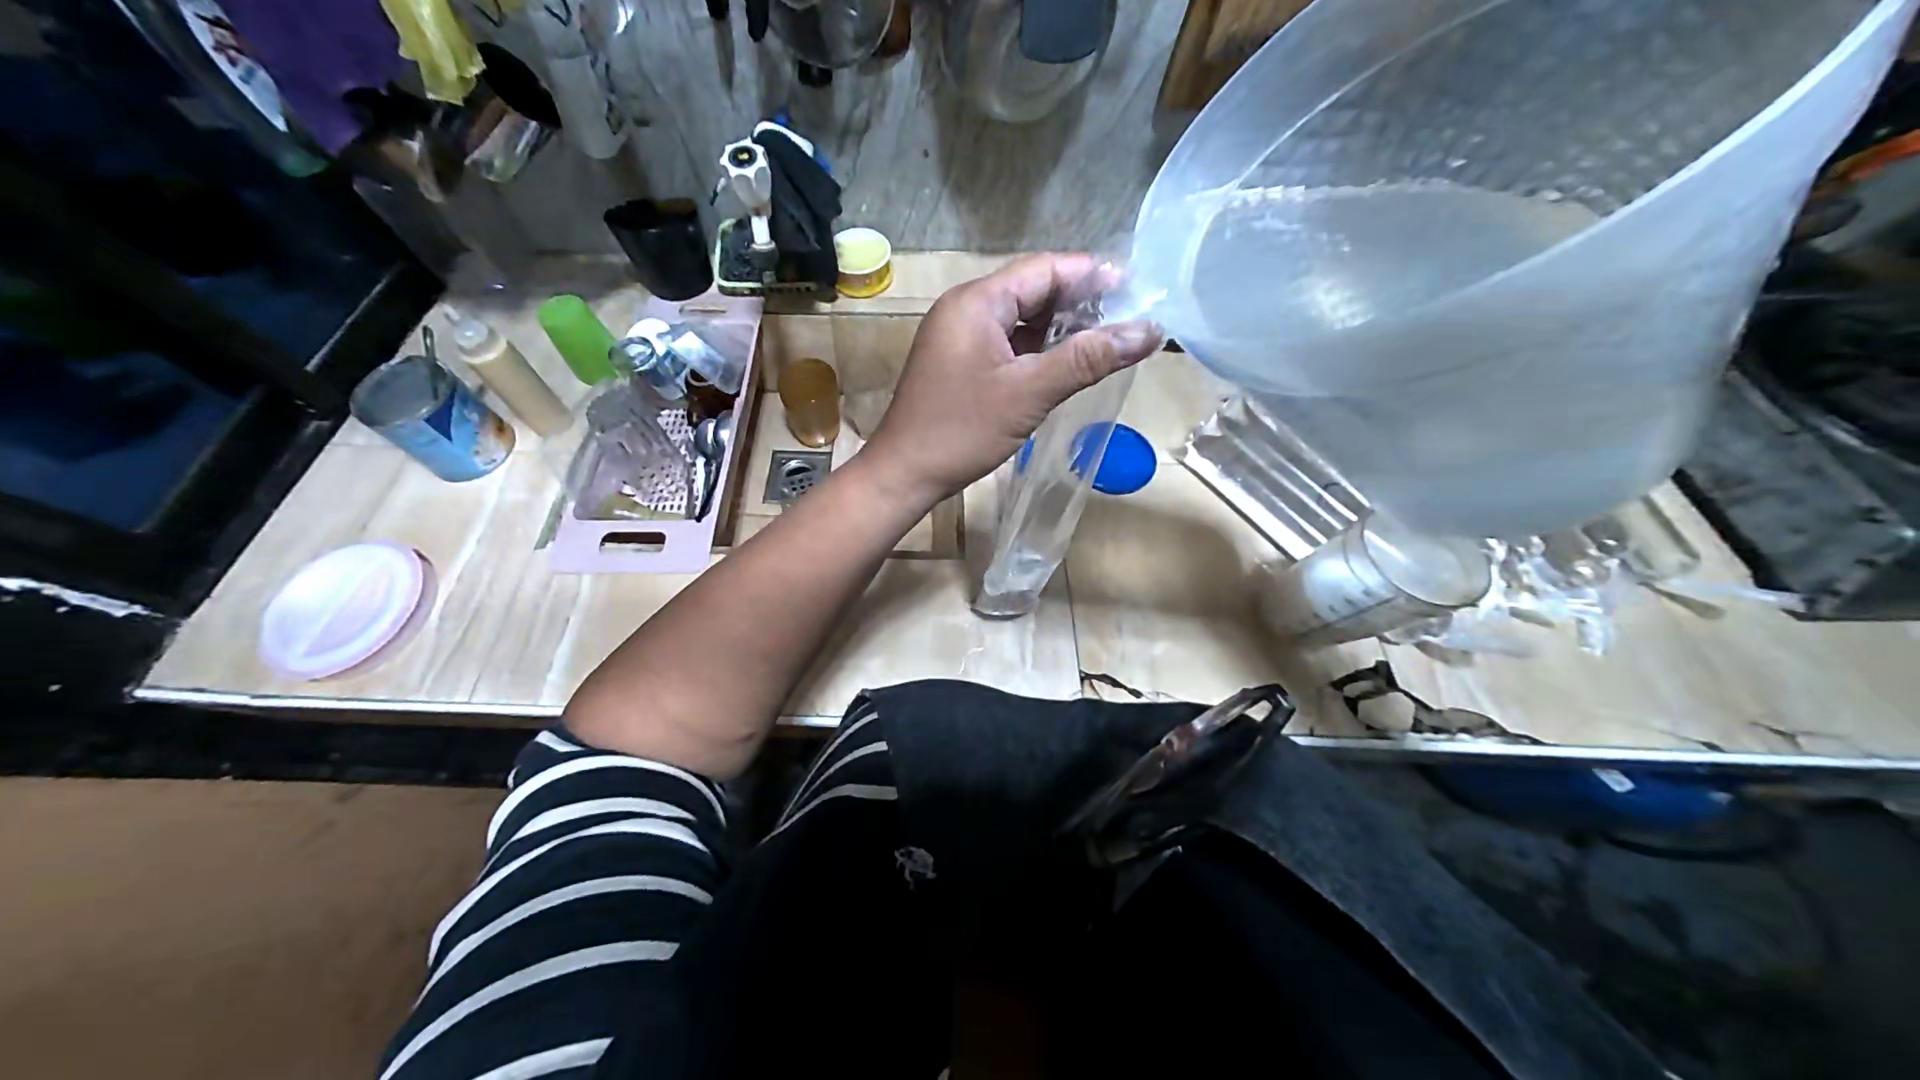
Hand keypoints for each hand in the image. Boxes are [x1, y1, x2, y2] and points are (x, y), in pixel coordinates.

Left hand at [858, 253, 1162, 506]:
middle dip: (1080, 302)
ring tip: (1108, 340)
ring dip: (1061, 328)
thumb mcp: (1030, 393)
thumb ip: (1088, 359)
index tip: (1136, 288)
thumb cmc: (962, 430)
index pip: (1044, 269)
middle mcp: (966, 309)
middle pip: (1033, 290)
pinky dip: (1038, 349)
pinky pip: (1007, 342)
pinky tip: (1068, 363)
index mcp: (977, 302)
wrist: (905, 473)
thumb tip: (1148, 331)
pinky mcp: (961, 361)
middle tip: (1129, 318)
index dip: (1091, 275)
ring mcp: (960, 336)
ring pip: (1021, 318)